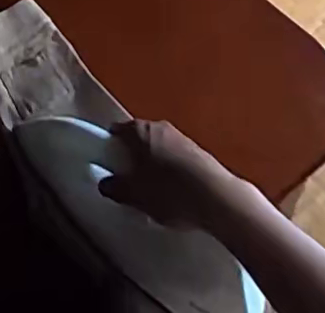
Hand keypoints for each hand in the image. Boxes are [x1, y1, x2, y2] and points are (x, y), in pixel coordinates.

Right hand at [96, 119, 244, 230]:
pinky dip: (173, 171)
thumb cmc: (170, 192)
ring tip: (156, 193)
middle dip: (133, 157)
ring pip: (159, 147)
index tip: (110, 166)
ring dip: (155, 164)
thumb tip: (105, 184)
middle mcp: (159, 126)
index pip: (116, 131)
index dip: (110, 147)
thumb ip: (116, 188)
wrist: (219, 199)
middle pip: (138, 138)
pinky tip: (178, 194)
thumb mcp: (136, 196)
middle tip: (131, 182)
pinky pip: (177, 158)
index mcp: (138, 130)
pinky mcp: (199, 152)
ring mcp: (181, 137)